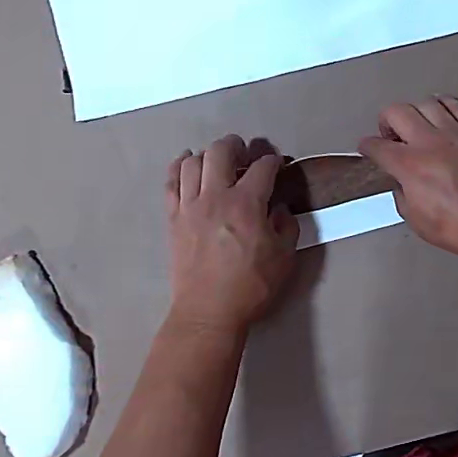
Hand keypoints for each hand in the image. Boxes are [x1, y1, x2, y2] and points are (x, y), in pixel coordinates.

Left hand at [163, 134, 298, 335]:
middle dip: (235, 145)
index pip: (262, 168)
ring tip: (216, 160)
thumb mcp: (284, 258)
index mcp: (247, 204)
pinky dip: (179, 167)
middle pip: (221, 152)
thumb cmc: (251, 286)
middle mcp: (216, 197)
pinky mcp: (174, 218)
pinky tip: (186, 163)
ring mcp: (190, 206)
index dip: (272, 160)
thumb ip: (286, 227)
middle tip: (243, 150)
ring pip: (193, 162)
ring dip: (207, 154)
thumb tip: (279, 209)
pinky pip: (171, 182)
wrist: (209, 311)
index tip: (276, 164)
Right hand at [358, 97, 457, 263]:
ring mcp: (455, 134)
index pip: (377, 146)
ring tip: (414, 125)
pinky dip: (444, 106)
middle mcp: (430, 143)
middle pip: (396, 111)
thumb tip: (402, 186)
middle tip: (389, 134)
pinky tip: (441, 116)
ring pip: (425, 102)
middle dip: (385, 121)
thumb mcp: (417, 221)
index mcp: (410, 166)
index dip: (367, 147)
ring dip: (414, 112)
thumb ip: (402, 196)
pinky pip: (456, 107)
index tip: (367, 147)